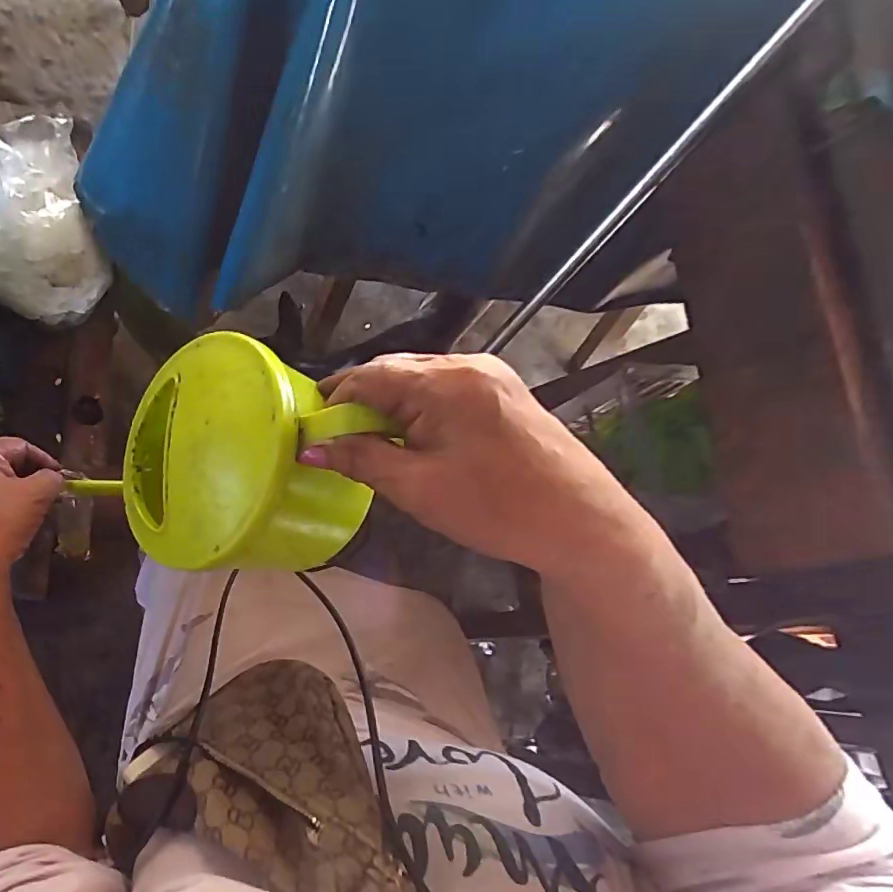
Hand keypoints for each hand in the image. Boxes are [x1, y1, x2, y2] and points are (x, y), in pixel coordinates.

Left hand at [0, 437, 64, 587]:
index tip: (61, 479)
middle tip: (50, 495)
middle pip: (6, 462)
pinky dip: (0, 505)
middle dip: (30, 477)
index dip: (46, 461)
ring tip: (33, 510)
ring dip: (16, 492)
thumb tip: (55, 477)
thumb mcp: (37, 495)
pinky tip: (11, 522)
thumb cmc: (3, 521)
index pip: (21, 446)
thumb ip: (52, 478)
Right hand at [301, 353, 658, 578]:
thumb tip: (311, 449)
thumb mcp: (415, 486)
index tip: (309, 433)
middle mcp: (467, 366)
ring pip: (414, 378)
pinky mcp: (500, 393)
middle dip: (354, 401)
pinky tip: (403, 437)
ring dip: (382, 405)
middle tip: (331, 439)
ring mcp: (489, 376)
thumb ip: (359, 459)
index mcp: (444, 383)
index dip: (331, 402)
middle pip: (391, 370)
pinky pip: (439, 389)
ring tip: (364, 442)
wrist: (583, 524)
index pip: (367, 376)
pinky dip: (411, 408)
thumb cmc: (494, 507)